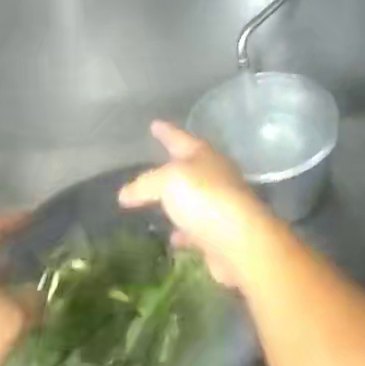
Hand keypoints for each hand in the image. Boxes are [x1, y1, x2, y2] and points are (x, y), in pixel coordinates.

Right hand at [118, 121, 282, 286]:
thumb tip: (124, 193)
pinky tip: (173, 239)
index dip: (167, 131)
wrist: (240, 241)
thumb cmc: (205, 198)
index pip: (180, 138)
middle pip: (190, 167)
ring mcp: (219, 205)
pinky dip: (183, 232)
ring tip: (157, 204)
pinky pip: (196, 229)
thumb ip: (146, 184)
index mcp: (204, 156)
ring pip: (193, 199)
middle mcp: (215, 176)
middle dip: (173, 165)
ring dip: (177, 201)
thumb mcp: (169, 181)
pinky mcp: (219, 234)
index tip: (155, 124)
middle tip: (155, 163)